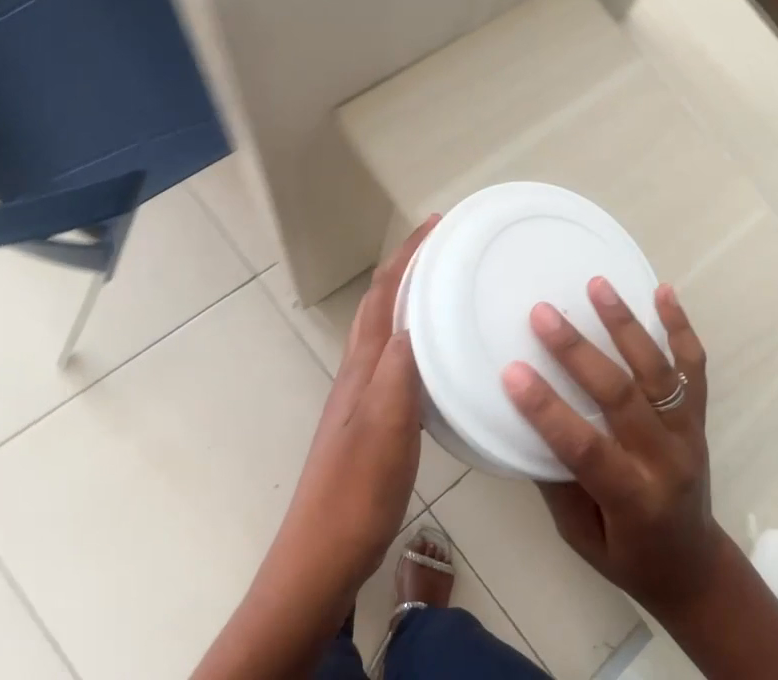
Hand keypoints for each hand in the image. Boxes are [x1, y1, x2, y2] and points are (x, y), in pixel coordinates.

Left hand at [277, 216, 437, 596]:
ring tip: (453, 291)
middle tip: (451, 248)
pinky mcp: (376, 423)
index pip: (383, 293)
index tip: (438, 223)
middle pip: (381, 306)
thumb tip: (417, 313)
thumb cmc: (358, 488)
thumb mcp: (386, 423)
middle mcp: (360, 373)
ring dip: (414, 301)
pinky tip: (445, 360)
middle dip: (410, 268)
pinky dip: (421, 341)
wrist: (324, 553)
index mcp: (363, 365)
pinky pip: (400, 363)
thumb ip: (398, 367)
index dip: (407, 254)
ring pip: (389, 333)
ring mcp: (365, 399)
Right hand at [501, 278, 733, 618]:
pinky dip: (680, 327)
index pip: (586, 448)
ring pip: (658, 371)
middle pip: (622, 396)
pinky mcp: (700, 415)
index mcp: (633, 499)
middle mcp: (666, 460)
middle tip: (543, 314)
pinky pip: (694, 366)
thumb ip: (559, 482)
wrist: (694, 565)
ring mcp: (688, 432)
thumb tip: (525, 423)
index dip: (548, 410)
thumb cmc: (627, 557)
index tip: (511, 372)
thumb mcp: (582, 536)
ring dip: (626, 325)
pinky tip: (664, 291)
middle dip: (578, 352)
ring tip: (597, 285)